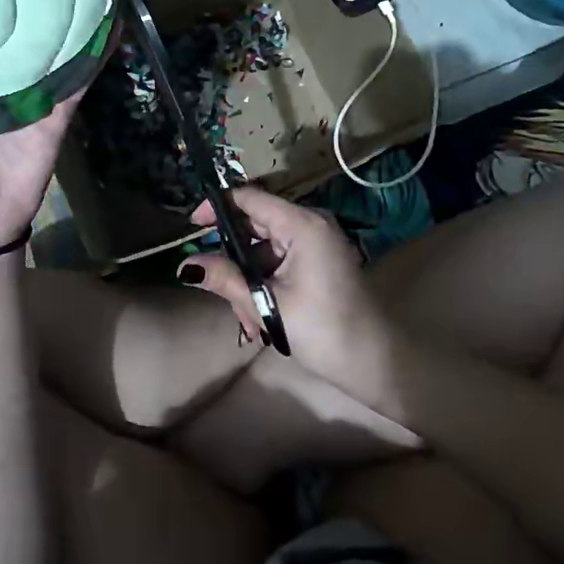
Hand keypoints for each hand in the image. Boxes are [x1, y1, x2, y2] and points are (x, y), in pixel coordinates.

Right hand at [181, 187, 384, 376]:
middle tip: (217, 287)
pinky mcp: (319, 261)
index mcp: (302, 225)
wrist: (378, 365)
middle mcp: (310, 225)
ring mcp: (316, 243)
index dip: (216, 207)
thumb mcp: (268, 304)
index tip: (192, 228)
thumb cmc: (324, 330)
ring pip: (264, 248)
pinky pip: (279, 261)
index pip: (248, 198)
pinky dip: (264, 284)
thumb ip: (226, 279)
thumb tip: (185, 266)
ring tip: (247, 320)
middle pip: (254, 224)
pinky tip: (260, 320)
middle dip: (232, 257)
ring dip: (248, 280)